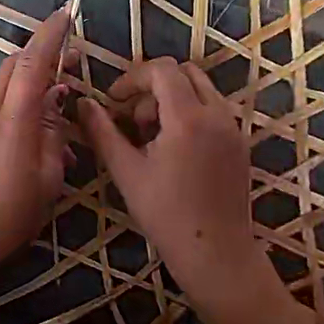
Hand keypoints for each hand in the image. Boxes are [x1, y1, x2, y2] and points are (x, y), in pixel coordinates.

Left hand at [0, 8, 74, 264]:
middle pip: (13, 65)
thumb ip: (54, 131)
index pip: (31, 65)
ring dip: (31, 78)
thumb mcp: (50, 176)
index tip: (66, 14)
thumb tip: (58, 100)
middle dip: (42, 53)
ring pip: (4, 82)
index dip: (49, 36)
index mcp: (14, 123)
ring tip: (61, 93)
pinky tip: (38, 125)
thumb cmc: (14, 213)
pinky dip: (19, 102)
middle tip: (73, 61)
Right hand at [79, 58, 275, 304]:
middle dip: (153, 86)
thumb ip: (102, 132)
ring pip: (201, 89)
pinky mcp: (240, 143)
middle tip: (133, 119)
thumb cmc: (166, 214)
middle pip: (184, 72)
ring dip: (172, 99)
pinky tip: (174, 149)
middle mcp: (217, 114)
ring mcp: (233, 128)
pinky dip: (190, 113)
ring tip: (152, 136)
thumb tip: (83, 104)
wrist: (216, 253)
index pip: (162, 70)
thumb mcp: (126, 172)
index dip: (132, 78)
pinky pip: (213, 109)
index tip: (114, 101)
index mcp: (188, 118)